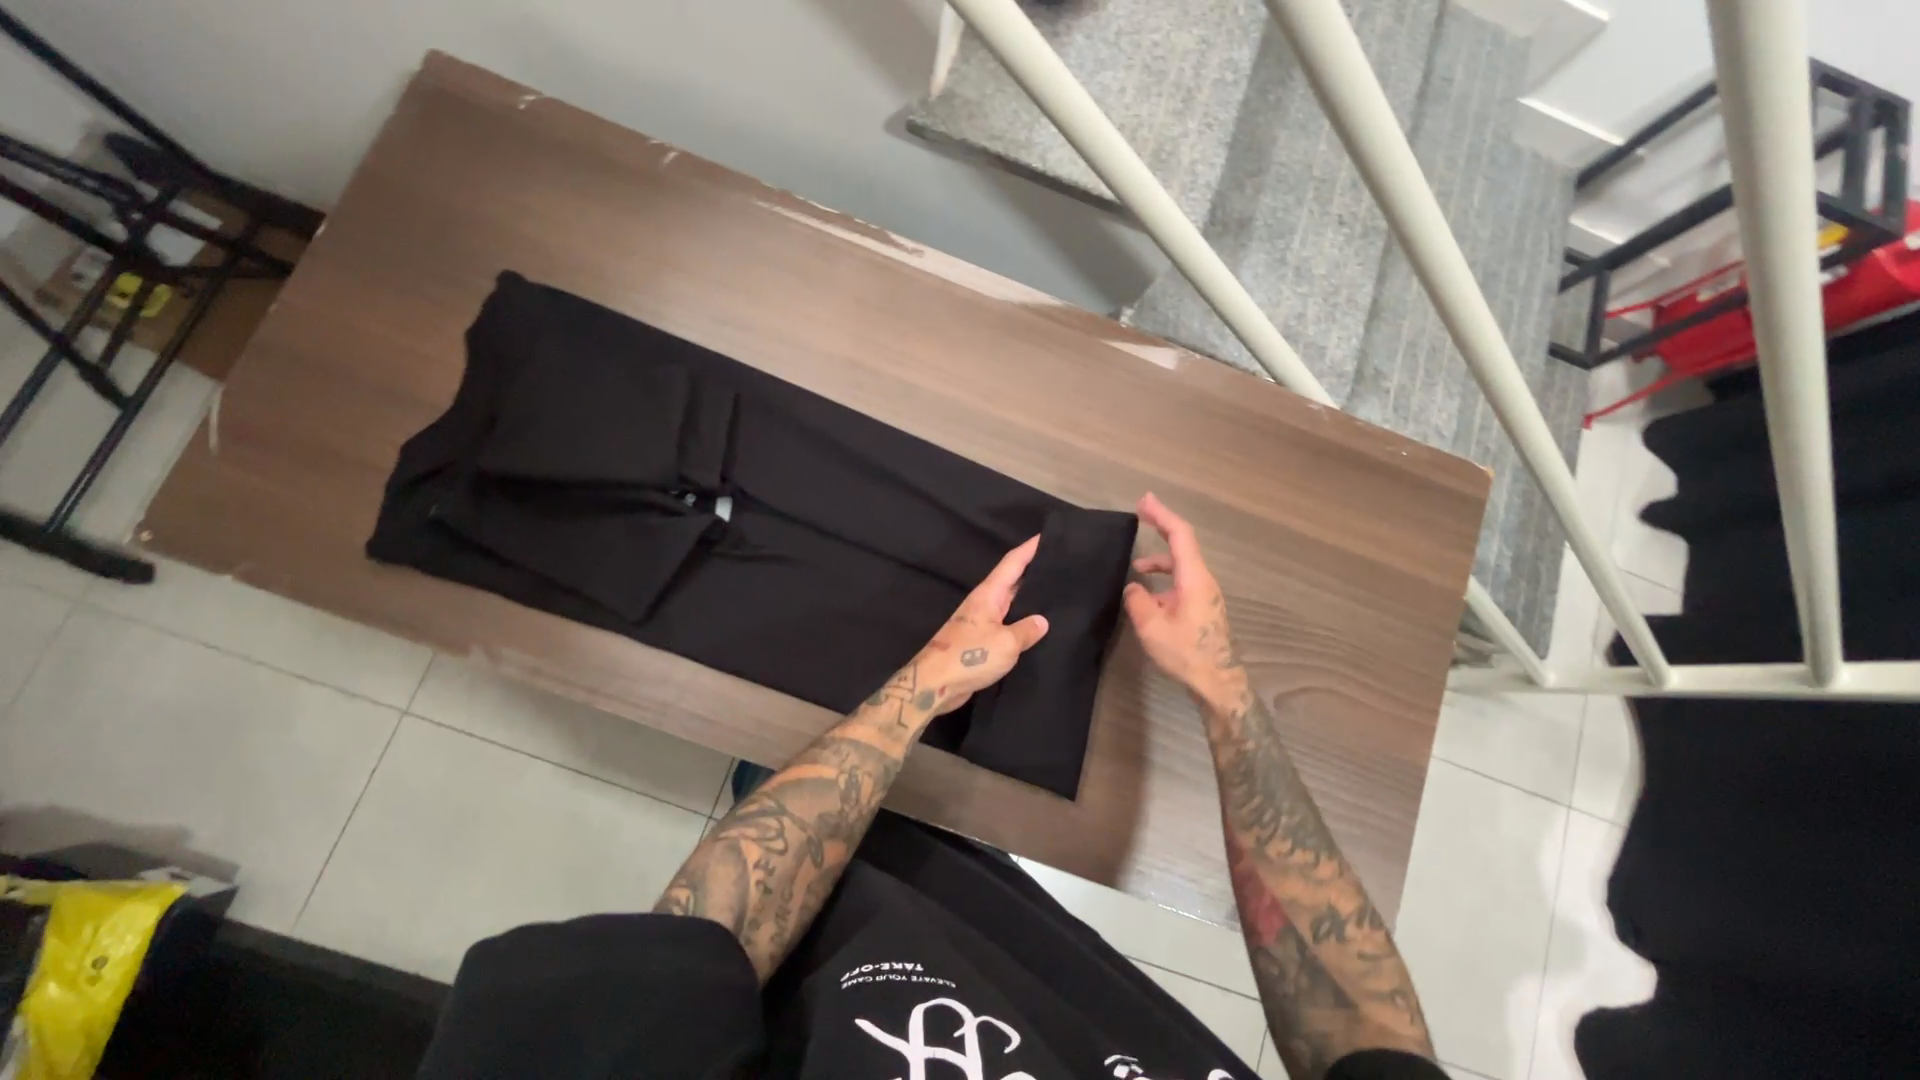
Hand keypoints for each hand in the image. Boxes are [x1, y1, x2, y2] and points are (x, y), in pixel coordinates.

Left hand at [867, 536, 1050, 725]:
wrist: (935, 684)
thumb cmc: (969, 657)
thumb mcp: (1006, 643)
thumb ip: (1027, 630)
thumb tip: (1042, 621)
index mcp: (988, 595)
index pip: (1012, 563)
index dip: (1030, 548)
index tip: (1047, 536)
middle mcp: (984, 604)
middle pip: (1013, 581)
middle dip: (1034, 571)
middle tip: (1063, 565)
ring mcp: (981, 623)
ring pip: (1011, 604)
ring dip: (1030, 599)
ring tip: (1057, 594)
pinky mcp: (980, 643)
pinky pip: (1007, 625)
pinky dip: (1022, 623)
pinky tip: (1037, 629)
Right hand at [1122, 493, 1245, 706]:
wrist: (1217, 682)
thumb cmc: (1186, 653)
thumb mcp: (1152, 627)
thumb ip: (1137, 600)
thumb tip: (1133, 587)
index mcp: (1194, 578)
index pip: (1180, 535)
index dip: (1162, 515)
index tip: (1144, 501)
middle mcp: (1203, 580)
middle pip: (1182, 544)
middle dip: (1161, 527)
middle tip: (1140, 513)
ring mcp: (1205, 593)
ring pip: (1181, 565)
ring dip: (1159, 560)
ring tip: (1135, 569)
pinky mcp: (1203, 606)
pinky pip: (1182, 581)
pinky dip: (1165, 578)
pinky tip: (1148, 595)